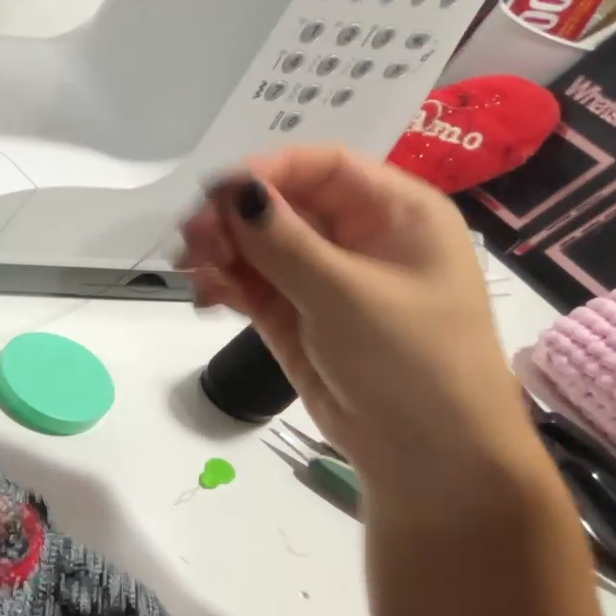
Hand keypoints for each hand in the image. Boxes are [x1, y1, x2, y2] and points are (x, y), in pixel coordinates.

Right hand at [177, 146, 533, 487]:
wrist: (424, 448)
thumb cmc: (408, 358)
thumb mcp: (345, 293)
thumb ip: (284, 241)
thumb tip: (234, 190)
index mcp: (394, 214)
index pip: (321, 167)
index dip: (265, 172)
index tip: (212, 196)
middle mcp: (354, 238)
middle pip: (277, 205)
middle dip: (230, 219)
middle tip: (191, 244)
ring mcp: (319, 279)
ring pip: (253, 246)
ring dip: (216, 254)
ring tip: (192, 276)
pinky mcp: (291, 315)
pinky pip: (246, 284)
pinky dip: (220, 285)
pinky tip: (204, 298)